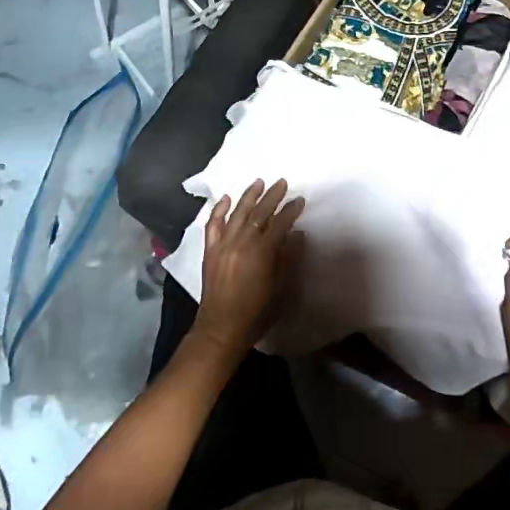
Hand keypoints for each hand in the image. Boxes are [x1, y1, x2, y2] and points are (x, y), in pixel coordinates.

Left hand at [194, 178, 304, 359]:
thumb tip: (297, 234)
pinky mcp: (210, 250)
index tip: (299, 200)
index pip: (279, 223)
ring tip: (258, 182)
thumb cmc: (256, 311)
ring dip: (248, 196)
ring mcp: (223, 244)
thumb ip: (288, 258)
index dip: (290, 211)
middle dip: (271, 196)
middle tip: (282, 183)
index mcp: (261, 251)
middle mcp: (241, 242)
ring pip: (237, 213)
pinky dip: (219, 209)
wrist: (221, 327)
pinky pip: (213, 224)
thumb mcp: (280, 286)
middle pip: (258, 213)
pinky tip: (225, 198)